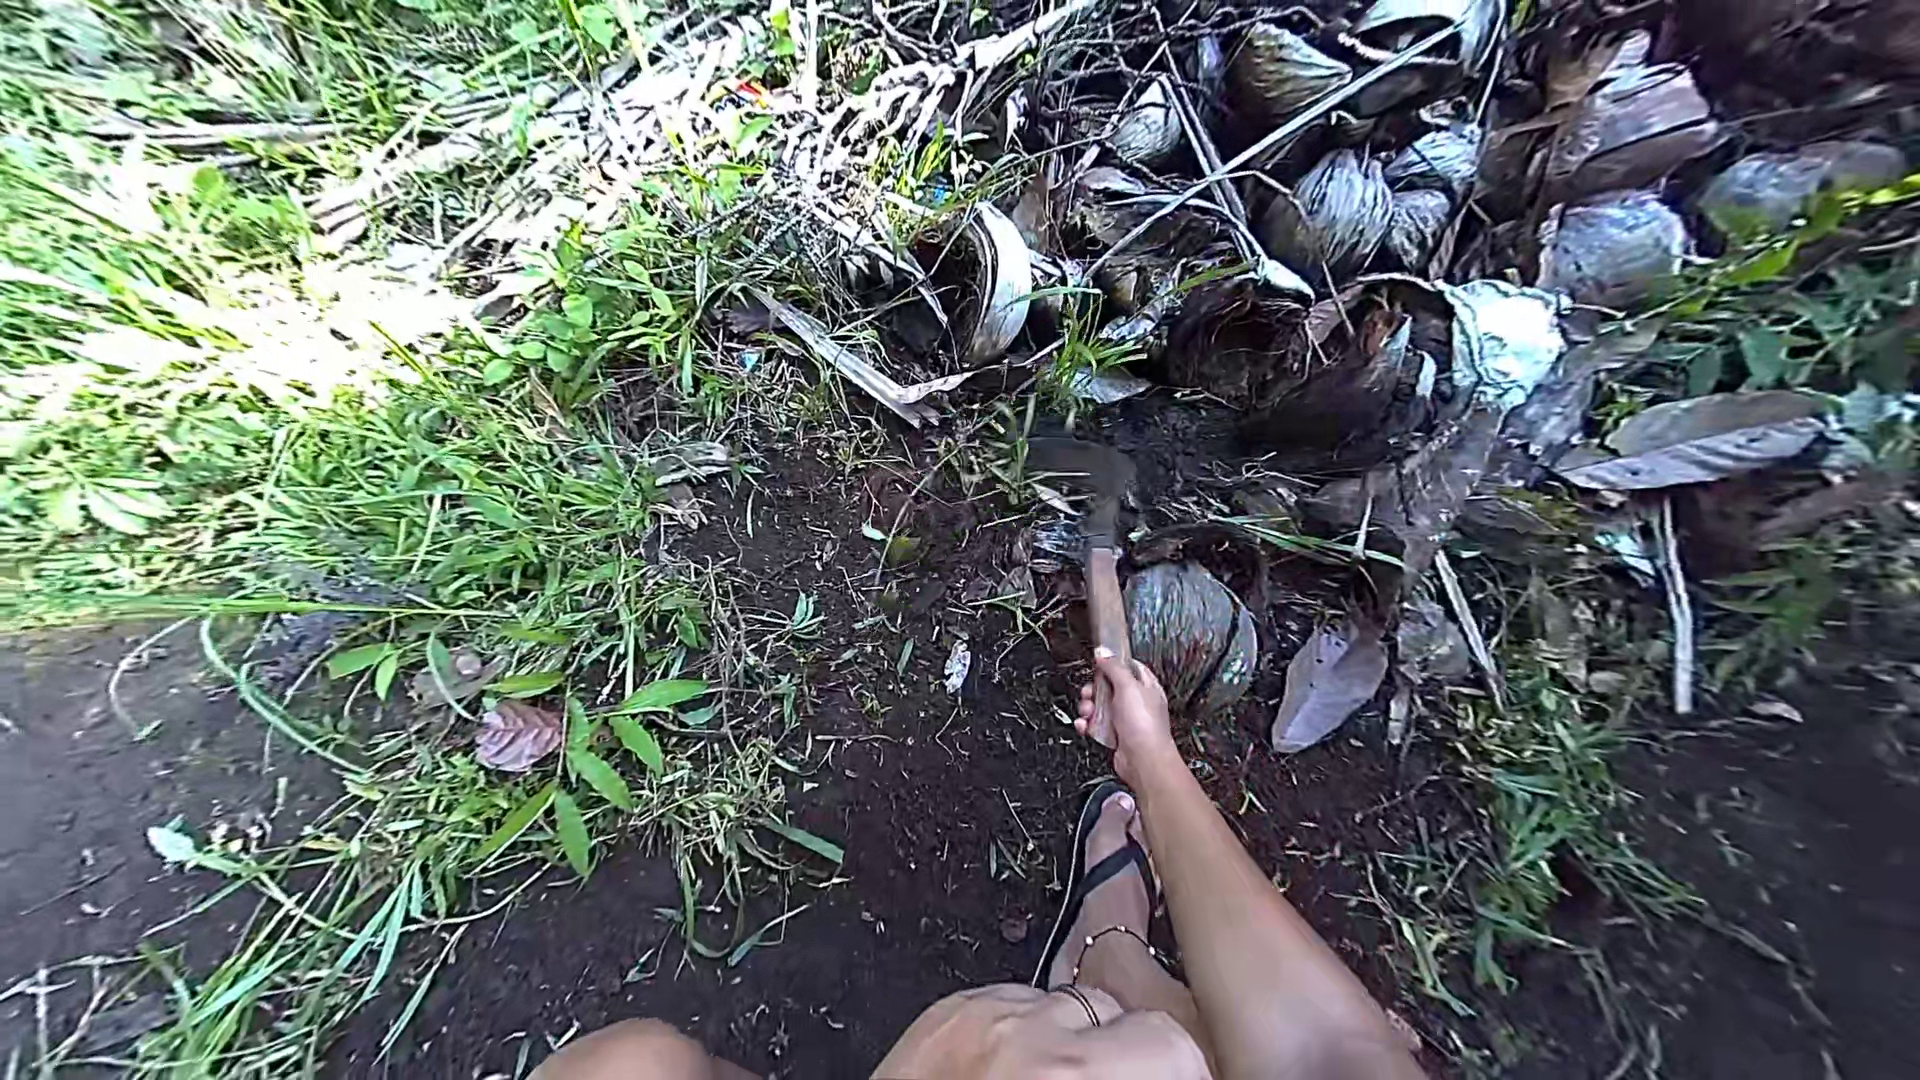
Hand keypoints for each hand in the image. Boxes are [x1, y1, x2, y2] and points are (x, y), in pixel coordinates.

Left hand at [871, 984, 1209, 1079]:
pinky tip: (1004, 1071)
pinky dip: (1024, 1028)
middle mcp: (1038, 1043)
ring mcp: (991, 1015)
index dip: (1181, 1068)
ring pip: (1071, 998)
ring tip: (1049, 1079)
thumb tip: (1165, 1068)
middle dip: (1128, 1051)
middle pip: (1124, 1011)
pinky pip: (1018, 997)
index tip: (1175, 1077)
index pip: (1171, 1047)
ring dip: (1073, 1036)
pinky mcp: (954, 1005)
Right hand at [1077, 653, 1181, 788]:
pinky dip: (1087, 724)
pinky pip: (1095, 725)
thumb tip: (1103, 653)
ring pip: (1099, 706)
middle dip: (1093, 689)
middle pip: (1108, 687)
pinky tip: (1086, 725)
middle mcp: (1136, 702)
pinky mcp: (1114, 735)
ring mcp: (1125, 719)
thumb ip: (1114, 667)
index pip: (1129, 667)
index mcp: (1145, 687)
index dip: (1113, 664)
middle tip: (1090, 693)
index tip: (1100, 663)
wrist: (1143, 761)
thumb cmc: (1145, 726)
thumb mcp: (1128, 686)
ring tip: (1088, 712)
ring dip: (1088, 708)